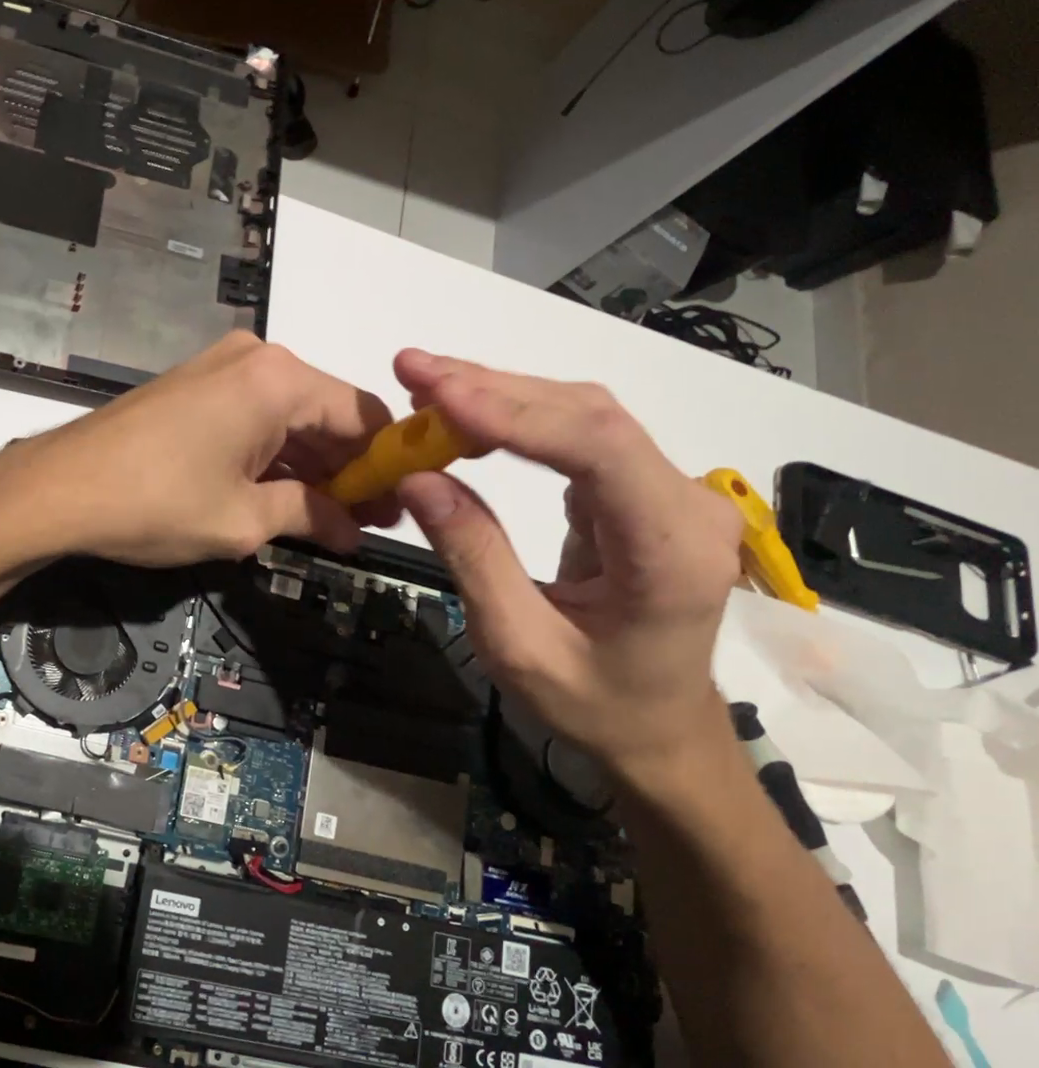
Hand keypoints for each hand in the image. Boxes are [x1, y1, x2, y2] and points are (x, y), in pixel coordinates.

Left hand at [0, 331, 399, 566]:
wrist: (56, 490)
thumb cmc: (154, 504)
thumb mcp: (242, 520)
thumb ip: (309, 515)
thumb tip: (352, 530)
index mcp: (279, 380)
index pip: (364, 416)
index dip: (388, 466)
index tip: (399, 508)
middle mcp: (255, 358)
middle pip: (327, 413)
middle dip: (349, 470)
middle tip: (367, 525)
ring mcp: (218, 368)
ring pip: (289, 417)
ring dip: (310, 466)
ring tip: (331, 521)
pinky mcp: (192, 386)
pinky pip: (253, 417)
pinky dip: (272, 455)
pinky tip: (284, 496)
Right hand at [389, 349, 743, 784]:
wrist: (661, 729)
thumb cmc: (594, 703)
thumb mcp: (517, 644)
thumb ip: (473, 556)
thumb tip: (418, 477)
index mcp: (670, 551)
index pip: (599, 450)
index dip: (516, 415)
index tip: (438, 393)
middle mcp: (687, 505)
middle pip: (591, 417)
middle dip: (494, 389)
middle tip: (412, 369)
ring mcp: (673, 493)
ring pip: (585, 417)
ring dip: (502, 395)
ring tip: (425, 383)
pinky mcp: (647, 492)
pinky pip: (581, 439)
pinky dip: (518, 420)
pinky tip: (466, 414)